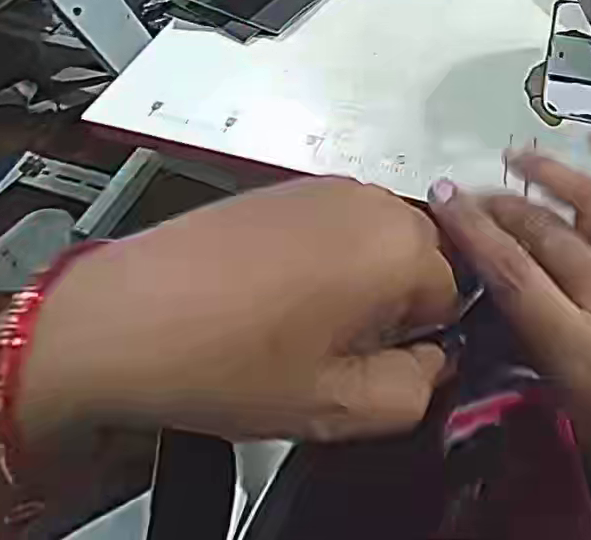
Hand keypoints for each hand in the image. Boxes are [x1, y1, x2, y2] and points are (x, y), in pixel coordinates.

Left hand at [21, 177, 459, 444]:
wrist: (133, 310)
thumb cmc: (231, 359)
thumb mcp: (337, 405)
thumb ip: (418, 387)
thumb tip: (436, 359)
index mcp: (398, 245)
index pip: (456, 291)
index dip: (422, 336)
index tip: (377, 359)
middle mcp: (372, 199)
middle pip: (422, 255)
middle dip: (397, 301)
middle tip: (341, 343)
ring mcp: (329, 185)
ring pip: (380, 238)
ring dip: (363, 277)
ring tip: (305, 316)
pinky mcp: (292, 185)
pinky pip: (340, 222)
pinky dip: (330, 253)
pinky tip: (280, 287)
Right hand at [429, 136, 590, 539]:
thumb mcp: (582, 415)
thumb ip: (542, 345)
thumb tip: (508, 289)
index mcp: (588, 354)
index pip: (512, 273)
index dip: (470, 228)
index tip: (444, 199)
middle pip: (544, 232)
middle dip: (498, 203)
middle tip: (470, 189)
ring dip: (547, 172)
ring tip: (515, 155)